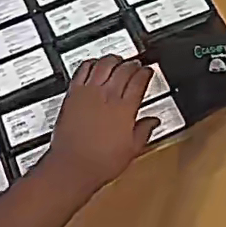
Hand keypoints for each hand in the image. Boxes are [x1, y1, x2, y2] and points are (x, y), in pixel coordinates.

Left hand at [41, 56, 159, 192]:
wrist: (72, 167)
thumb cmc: (100, 162)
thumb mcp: (131, 150)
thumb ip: (144, 131)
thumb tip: (153, 122)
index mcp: (125, 109)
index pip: (139, 80)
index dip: (146, 72)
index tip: (148, 71)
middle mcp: (108, 96)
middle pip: (124, 68)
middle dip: (133, 64)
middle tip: (136, 65)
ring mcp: (89, 92)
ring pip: (104, 64)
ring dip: (113, 60)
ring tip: (117, 60)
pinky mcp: (73, 93)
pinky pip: (82, 69)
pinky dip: (91, 63)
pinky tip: (94, 64)